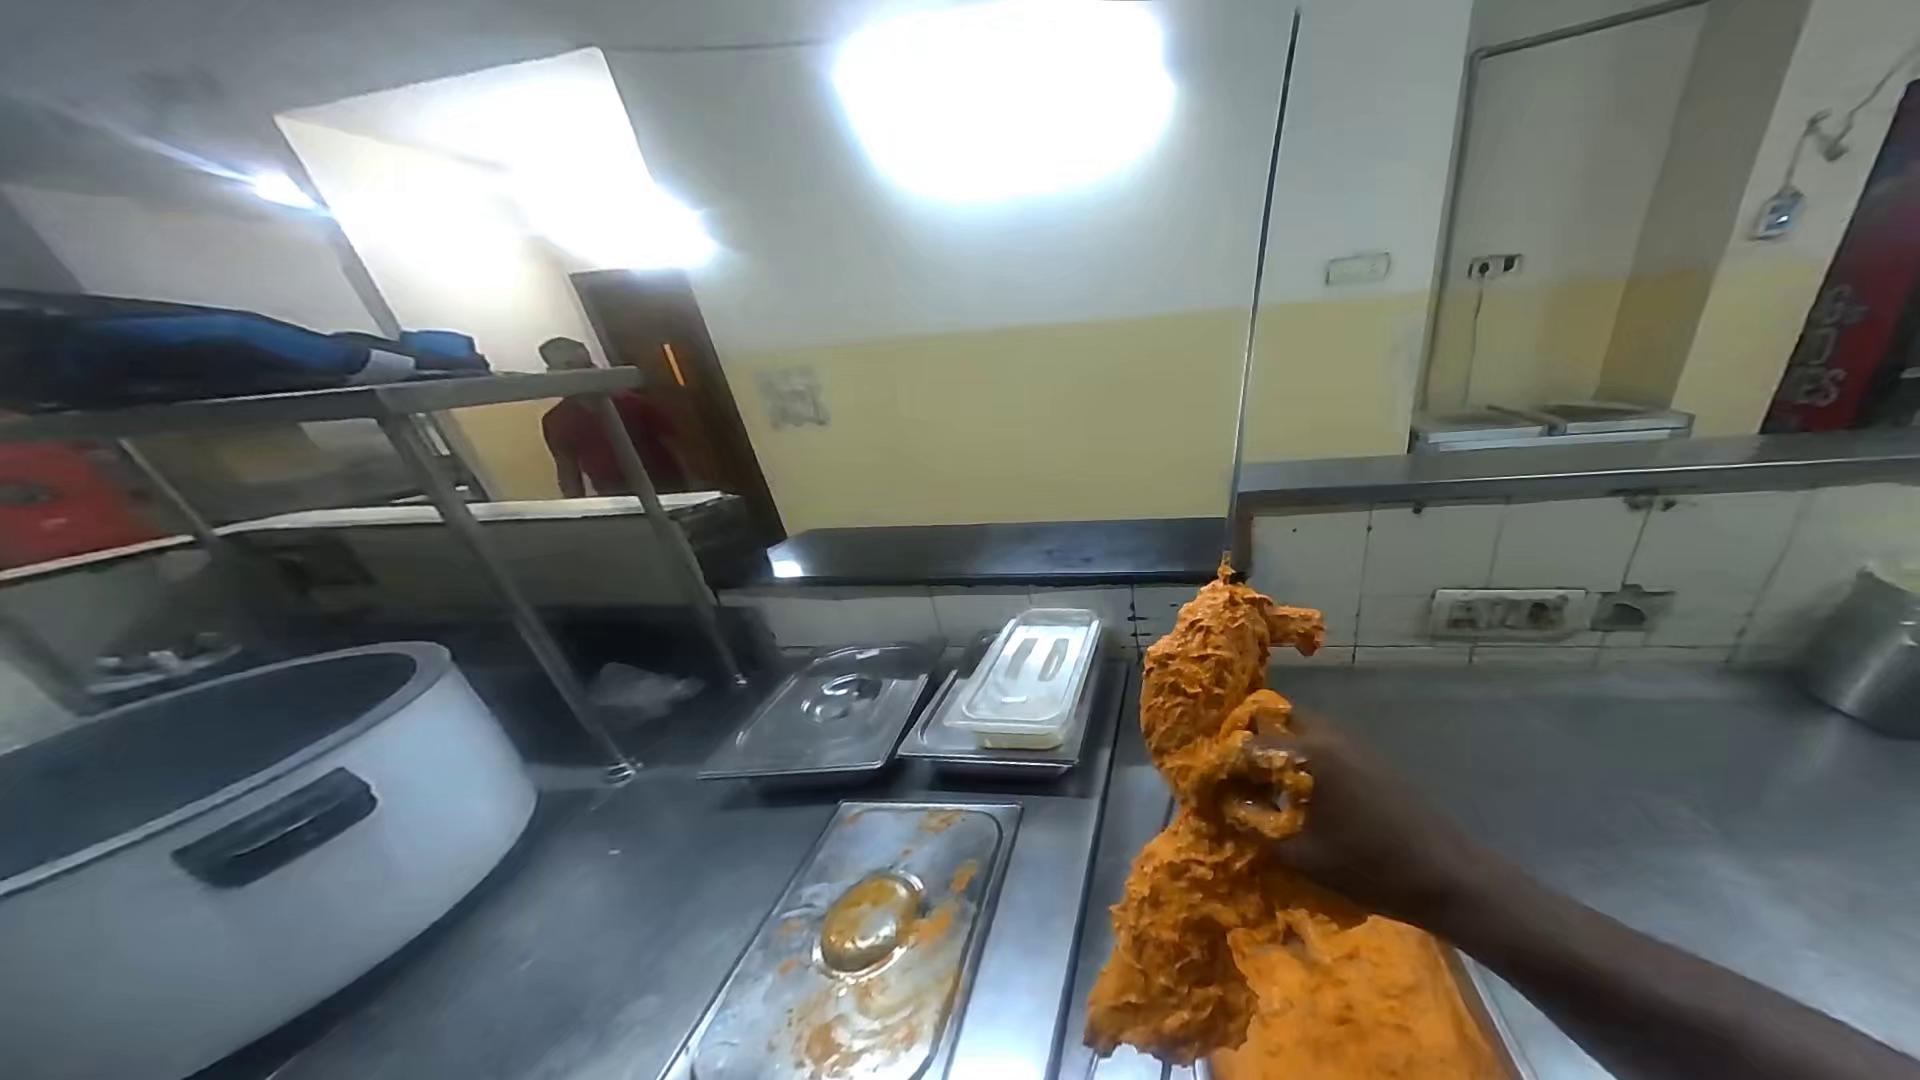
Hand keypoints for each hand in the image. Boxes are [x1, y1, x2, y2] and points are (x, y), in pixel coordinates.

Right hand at [1228, 711, 1495, 928]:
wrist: (1454, 879)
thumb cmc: (1371, 866)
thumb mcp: (1301, 854)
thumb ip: (1255, 826)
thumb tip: (1224, 808)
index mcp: (1306, 753)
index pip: (1246, 744)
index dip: (1224, 762)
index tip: (1212, 782)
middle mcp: (1326, 735)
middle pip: (1274, 718)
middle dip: (1250, 738)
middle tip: (1237, 772)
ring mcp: (1352, 743)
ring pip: (1299, 728)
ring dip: (1278, 747)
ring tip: (1265, 784)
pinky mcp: (1370, 758)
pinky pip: (1322, 743)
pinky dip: (1302, 756)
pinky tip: (1302, 793)